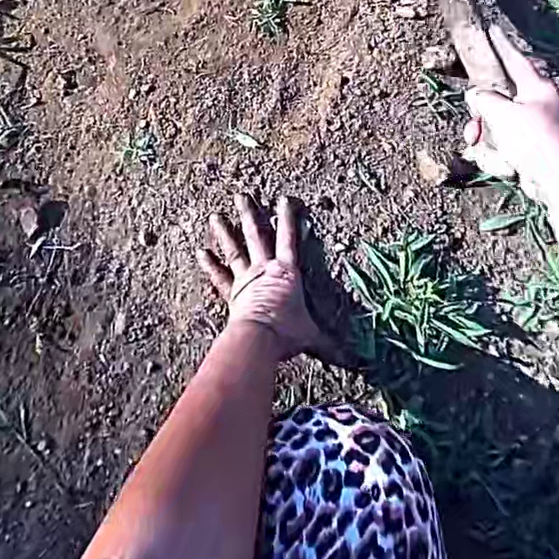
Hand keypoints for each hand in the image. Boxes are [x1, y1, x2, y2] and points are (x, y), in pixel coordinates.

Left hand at [196, 193, 324, 360]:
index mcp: (286, 272)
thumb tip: (357, 363)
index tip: (283, 199)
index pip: (288, 239)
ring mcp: (245, 279)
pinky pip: (219, 276)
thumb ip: (331, 346)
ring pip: (234, 250)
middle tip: (241, 196)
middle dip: (249, 215)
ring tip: (214, 216)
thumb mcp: (313, 337)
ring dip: (224, 232)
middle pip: (255, 236)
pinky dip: (210, 264)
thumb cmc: (287, 333)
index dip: (287, 219)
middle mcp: (264, 269)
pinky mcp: (231, 293)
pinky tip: (201, 252)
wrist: (258, 339)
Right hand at [461, 42, 558, 204]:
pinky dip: (496, 154)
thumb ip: (484, 99)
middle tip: (474, 127)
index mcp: (537, 88)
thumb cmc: (535, 140)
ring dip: (486, 138)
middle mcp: (535, 104)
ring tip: (486, 148)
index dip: (501, 45)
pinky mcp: (527, 150)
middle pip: (496, 98)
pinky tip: (503, 163)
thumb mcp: (503, 113)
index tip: (491, 29)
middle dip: (481, 116)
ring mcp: (531, 128)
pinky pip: (500, 145)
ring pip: (493, 125)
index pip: (514, 60)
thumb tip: (476, 95)